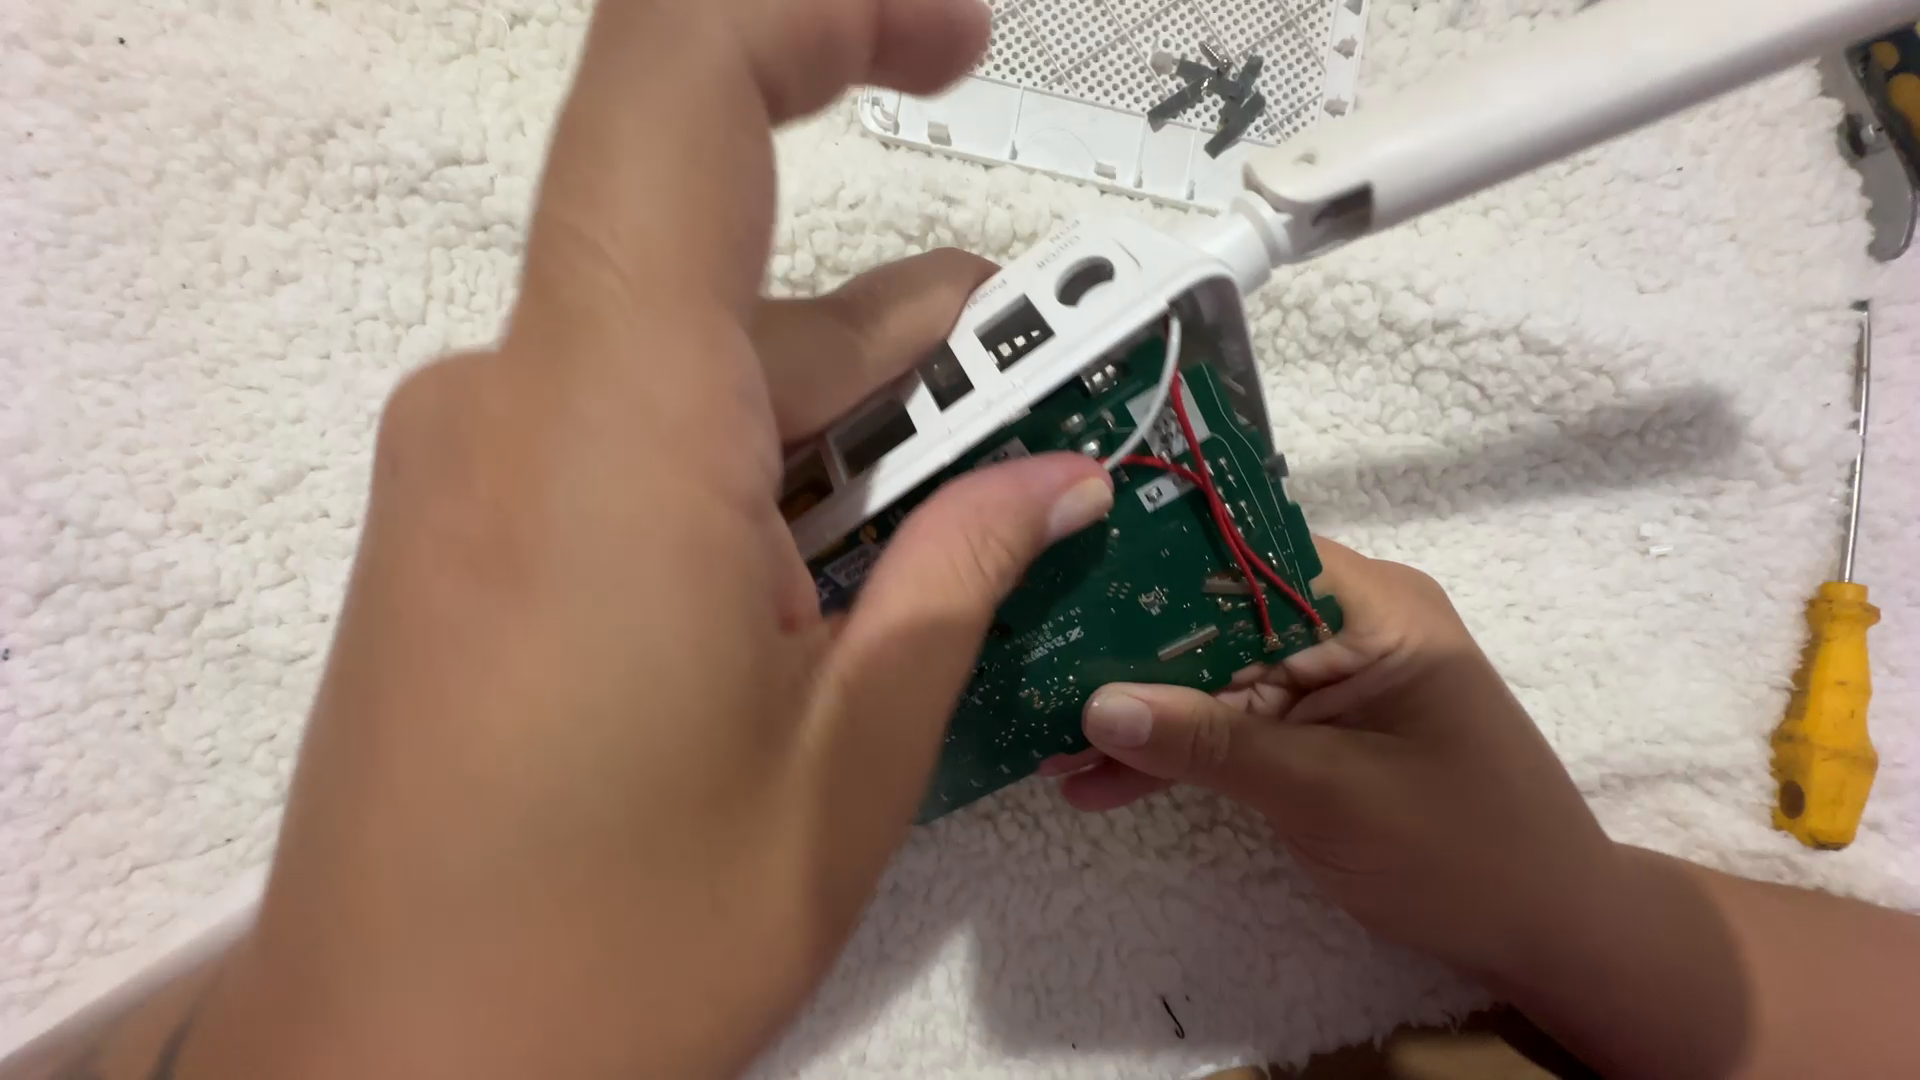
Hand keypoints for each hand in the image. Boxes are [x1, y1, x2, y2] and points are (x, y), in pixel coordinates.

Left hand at [195, 3, 1114, 1077]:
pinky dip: (786, 470)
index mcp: (613, 420)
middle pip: (761, 282)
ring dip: (866, 423)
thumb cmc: (632, 936)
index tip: (957, 32)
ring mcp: (498, 465)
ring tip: (995, 503)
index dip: (826, 11)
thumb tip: (1063, 482)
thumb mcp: (853, 753)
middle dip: (931, 340)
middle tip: (1065, 410)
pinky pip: (667, 438)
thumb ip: (964, 575)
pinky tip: (870, 555)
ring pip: (723, 373)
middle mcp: (527, 402)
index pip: (682, 88)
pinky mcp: (497, 531)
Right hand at [1043, 539, 1615, 979]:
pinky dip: (1170, 752)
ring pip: (1204, 673)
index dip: (1157, 564)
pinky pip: (1220, 722)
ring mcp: (1313, 676)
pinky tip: (1099, 783)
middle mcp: (1336, 623)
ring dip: (1138, 712)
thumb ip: (1210, 744)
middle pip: (1210, 616)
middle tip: (1040, 666)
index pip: (1245, 553)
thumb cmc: (1462, 851)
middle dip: (1127, 654)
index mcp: (1368, 605)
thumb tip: (1096, 707)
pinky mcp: (1298, 724)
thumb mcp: (1328, 793)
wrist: (1545, 936)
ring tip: (1051, 740)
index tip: (1074, 581)